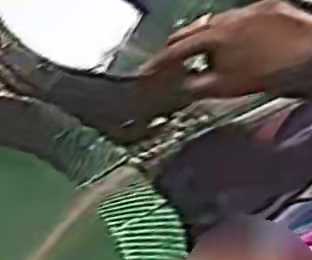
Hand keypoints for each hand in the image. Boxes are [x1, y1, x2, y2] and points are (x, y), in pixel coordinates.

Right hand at [139, 1, 311, 98]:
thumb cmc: (270, 71)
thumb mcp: (212, 87)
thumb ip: (186, 84)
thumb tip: (174, 84)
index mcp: (219, 34)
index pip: (173, 51)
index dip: (153, 65)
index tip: (143, 74)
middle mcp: (240, 16)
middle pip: (196, 28)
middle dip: (177, 45)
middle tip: (165, 61)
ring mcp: (263, 10)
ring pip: (220, 20)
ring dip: (203, 37)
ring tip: (196, 53)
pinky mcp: (279, 10)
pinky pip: (243, 18)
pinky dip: (227, 32)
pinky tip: (226, 45)